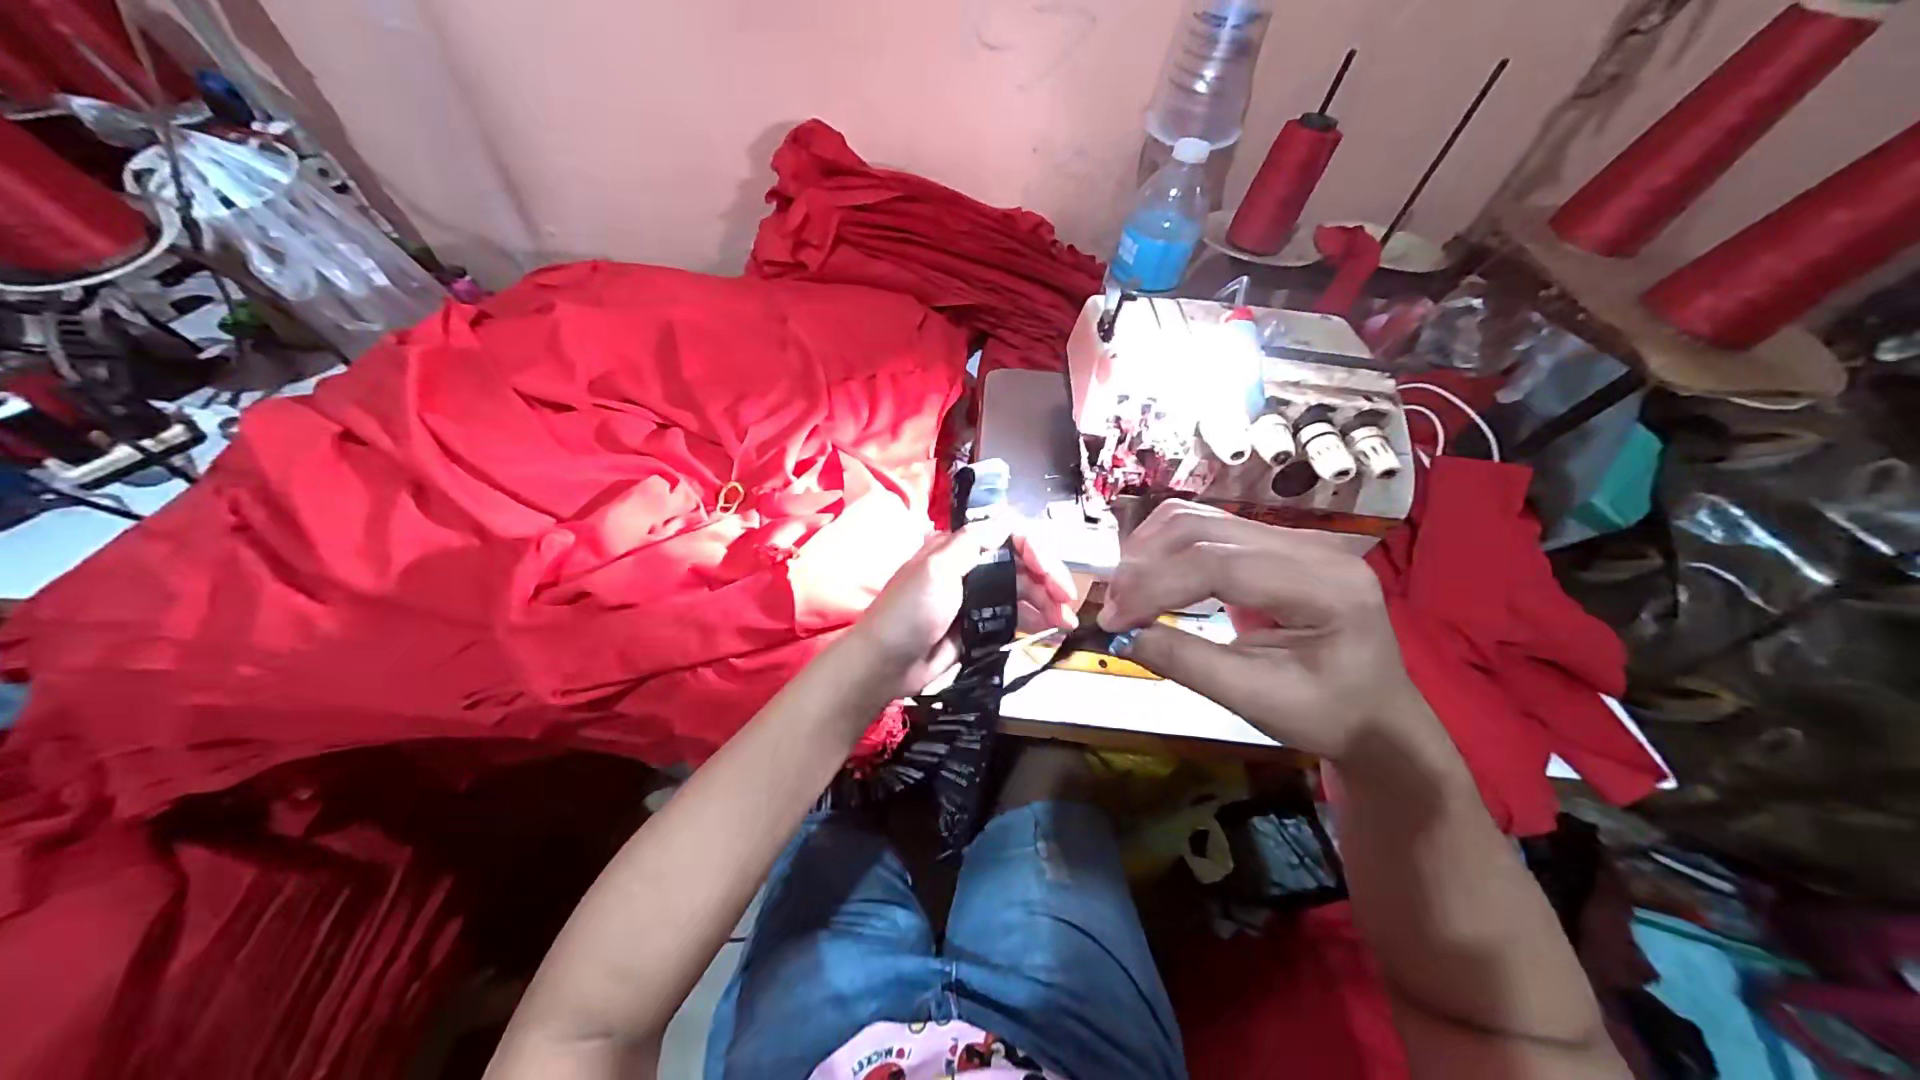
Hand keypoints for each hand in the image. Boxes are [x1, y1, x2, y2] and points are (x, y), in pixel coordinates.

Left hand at [849, 518, 1079, 697]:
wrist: (884, 665)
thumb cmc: (908, 613)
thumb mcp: (936, 570)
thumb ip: (972, 544)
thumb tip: (1005, 521)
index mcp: (957, 548)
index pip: (1008, 536)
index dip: (1036, 551)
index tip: (1052, 575)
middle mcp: (969, 568)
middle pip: (1020, 564)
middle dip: (1048, 579)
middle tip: (1068, 602)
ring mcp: (974, 598)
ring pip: (1021, 592)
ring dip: (1047, 602)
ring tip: (1067, 622)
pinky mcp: (977, 626)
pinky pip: (1012, 617)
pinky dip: (1033, 620)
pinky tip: (1050, 629)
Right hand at [1098, 500, 1438, 764]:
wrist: (1374, 715)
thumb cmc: (1325, 714)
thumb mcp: (1255, 698)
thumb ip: (1185, 661)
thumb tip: (1119, 634)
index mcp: (1325, 585)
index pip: (1220, 564)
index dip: (1156, 586)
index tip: (1112, 619)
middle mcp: (1311, 546)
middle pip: (1204, 528)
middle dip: (1145, 564)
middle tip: (1113, 608)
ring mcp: (1292, 539)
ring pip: (1199, 519)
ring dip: (1150, 551)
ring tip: (1125, 595)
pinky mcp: (1272, 545)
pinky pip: (1207, 530)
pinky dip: (1167, 551)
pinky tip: (1150, 579)